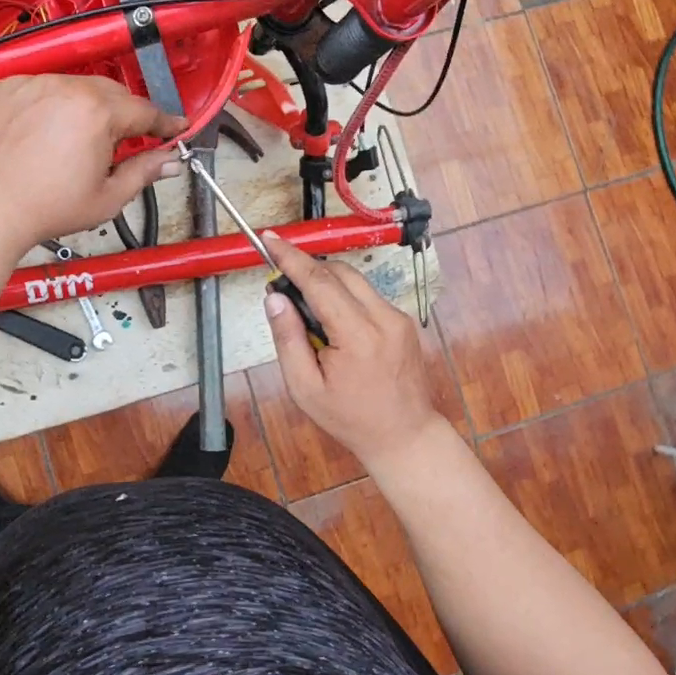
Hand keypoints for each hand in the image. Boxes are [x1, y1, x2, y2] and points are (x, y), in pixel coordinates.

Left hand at [0, 75, 185, 252]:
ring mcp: (33, 84)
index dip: (163, 122)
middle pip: (111, 94)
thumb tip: (169, 162)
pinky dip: (49, 104)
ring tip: (76, 143)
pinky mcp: (6, 88)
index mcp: (97, 112)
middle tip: (124, 142)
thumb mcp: (106, 198)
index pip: (144, 111)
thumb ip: (143, 173)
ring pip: (74, 88)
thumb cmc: (43, 208)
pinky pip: (40, 88)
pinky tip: (45, 134)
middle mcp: (66, 88)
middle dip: (122, 116)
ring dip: (84, 108)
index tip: (173, 128)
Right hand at [262, 233, 446, 464]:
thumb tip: (275, 298)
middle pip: (339, 272)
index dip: (291, 258)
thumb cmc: (349, 418)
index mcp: (357, 336)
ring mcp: (397, 318)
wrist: (404, 435)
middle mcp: (383, 319)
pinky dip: (344, 298)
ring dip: (326, 284)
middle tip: (282, 287)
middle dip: (308, 269)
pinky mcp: (402, 322)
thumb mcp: (304, 387)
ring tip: (307, 314)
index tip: (271, 239)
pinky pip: (367, 296)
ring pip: (355, 280)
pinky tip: (332, 325)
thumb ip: (287, 339)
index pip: (319, 282)